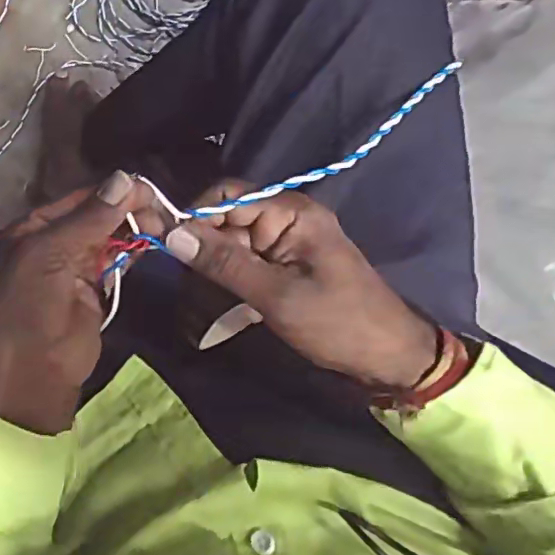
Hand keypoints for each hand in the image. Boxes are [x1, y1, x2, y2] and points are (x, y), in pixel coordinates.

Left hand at [0, 171, 151, 434]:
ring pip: (109, 235)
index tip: (145, 188)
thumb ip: (89, 219)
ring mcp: (74, 265)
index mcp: (32, 230)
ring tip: (161, 224)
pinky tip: (153, 239)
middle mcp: (52, 242)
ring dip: (134, 227)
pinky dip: (134, 247)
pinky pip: (117, 258)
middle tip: (159, 209)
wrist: (38, 371)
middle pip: (95, 216)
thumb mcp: (51, 256)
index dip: (110, 193)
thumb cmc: (33, 309)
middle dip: (126, 210)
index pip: (76, 200)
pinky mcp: (94, 286)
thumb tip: (123, 178)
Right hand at [164, 181, 438, 388]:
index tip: (164, 243)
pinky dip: (226, 279)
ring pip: (229, 243)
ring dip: (210, 268)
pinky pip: (242, 262)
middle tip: (180, 280)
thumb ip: (223, 263)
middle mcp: (284, 220)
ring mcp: (284, 244)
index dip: (193, 216)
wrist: (389, 357)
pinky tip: (215, 303)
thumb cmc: (338, 322)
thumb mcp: (276, 294)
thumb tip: (172, 234)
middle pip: (225, 219)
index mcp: (290, 214)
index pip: (227, 197)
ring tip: (197, 298)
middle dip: (199, 247)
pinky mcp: (282, 266)